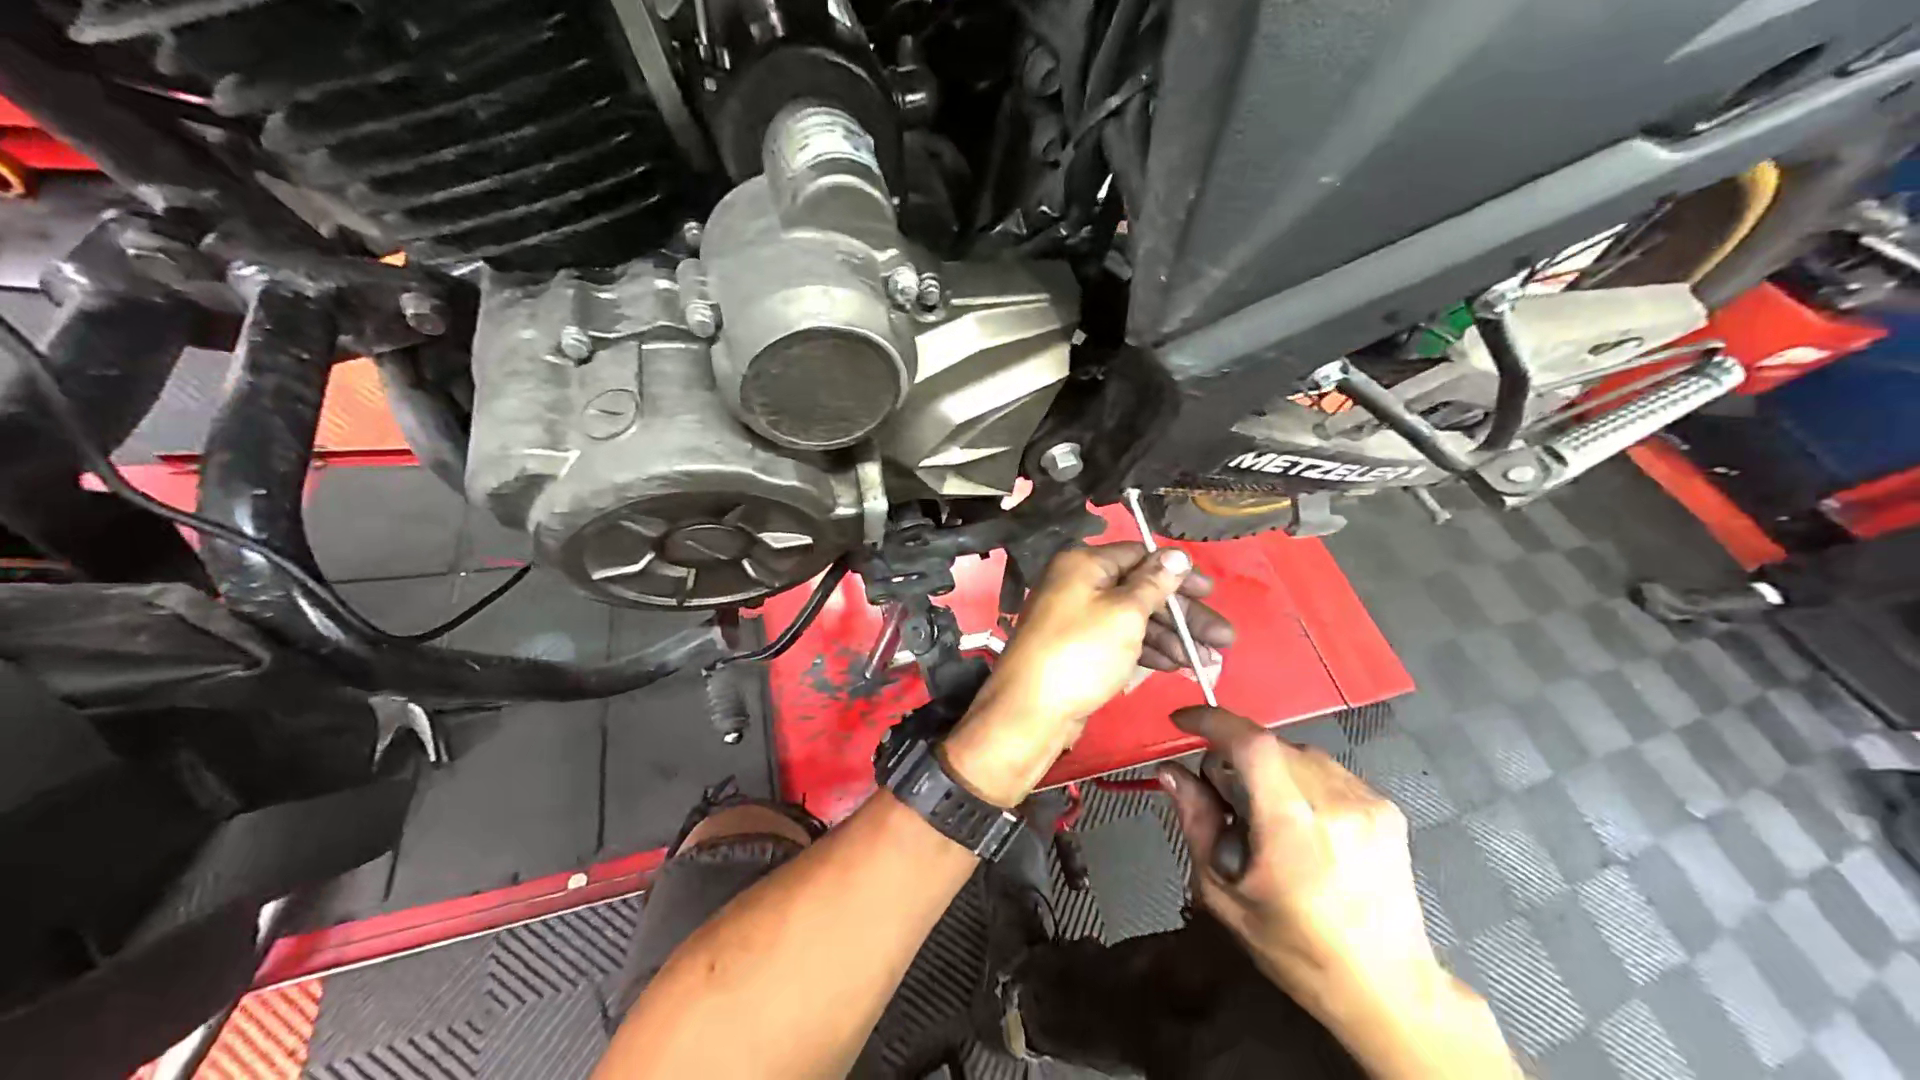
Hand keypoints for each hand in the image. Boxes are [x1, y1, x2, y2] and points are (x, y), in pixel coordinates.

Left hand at [940, 543, 1232, 806]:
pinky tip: (1178, 666)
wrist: (1031, 710)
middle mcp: (1079, 585)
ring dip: (1173, 638)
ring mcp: (1078, 619)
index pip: (1140, 556)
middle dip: (1183, 616)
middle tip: (1223, 638)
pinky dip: (1149, 651)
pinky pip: (1121, 642)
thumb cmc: (1081, 653)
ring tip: (1208, 660)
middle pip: (1141, 591)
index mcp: (1084, 564)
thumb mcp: (1125, 613)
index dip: (1178, 573)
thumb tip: (1176, 554)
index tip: (1209, 592)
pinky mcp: (1081, 651)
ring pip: (1135, 620)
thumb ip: (1155, 583)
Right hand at [1159, 707, 1519, 1079]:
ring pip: (1299, 753)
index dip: (1211, 720)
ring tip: (1267, 816)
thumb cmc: (1295, 948)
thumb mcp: (1224, 892)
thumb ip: (1196, 822)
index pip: (1250, 742)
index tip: (1182, 721)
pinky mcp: (1387, 808)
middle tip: (1225, 800)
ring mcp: (1368, 802)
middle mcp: (1335, 802)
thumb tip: (1168, 772)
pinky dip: (1302, 780)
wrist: (1386, 988)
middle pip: (1269, 744)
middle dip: (1234, 756)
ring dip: (1269, 767)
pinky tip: (1303, 823)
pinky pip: (1329, 770)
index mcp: (1292, 824)